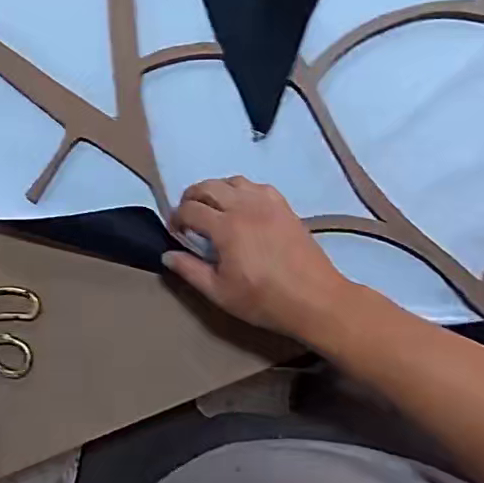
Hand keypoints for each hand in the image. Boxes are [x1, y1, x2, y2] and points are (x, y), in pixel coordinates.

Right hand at [163, 177, 364, 339]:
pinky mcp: (284, 207)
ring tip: (213, 210)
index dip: (175, 219)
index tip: (175, 233)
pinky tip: (242, 208)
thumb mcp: (220, 292)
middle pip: (207, 186)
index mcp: (226, 227)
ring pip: (232, 181)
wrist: (316, 301)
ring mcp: (267, 204)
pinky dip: (242, 191)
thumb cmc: (264, 300)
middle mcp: (245, 207)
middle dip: (190, 198)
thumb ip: (190, 270)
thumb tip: (167, 254)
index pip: (189, 209)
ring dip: (216, 191)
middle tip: (187, 217)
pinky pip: (257, 186)